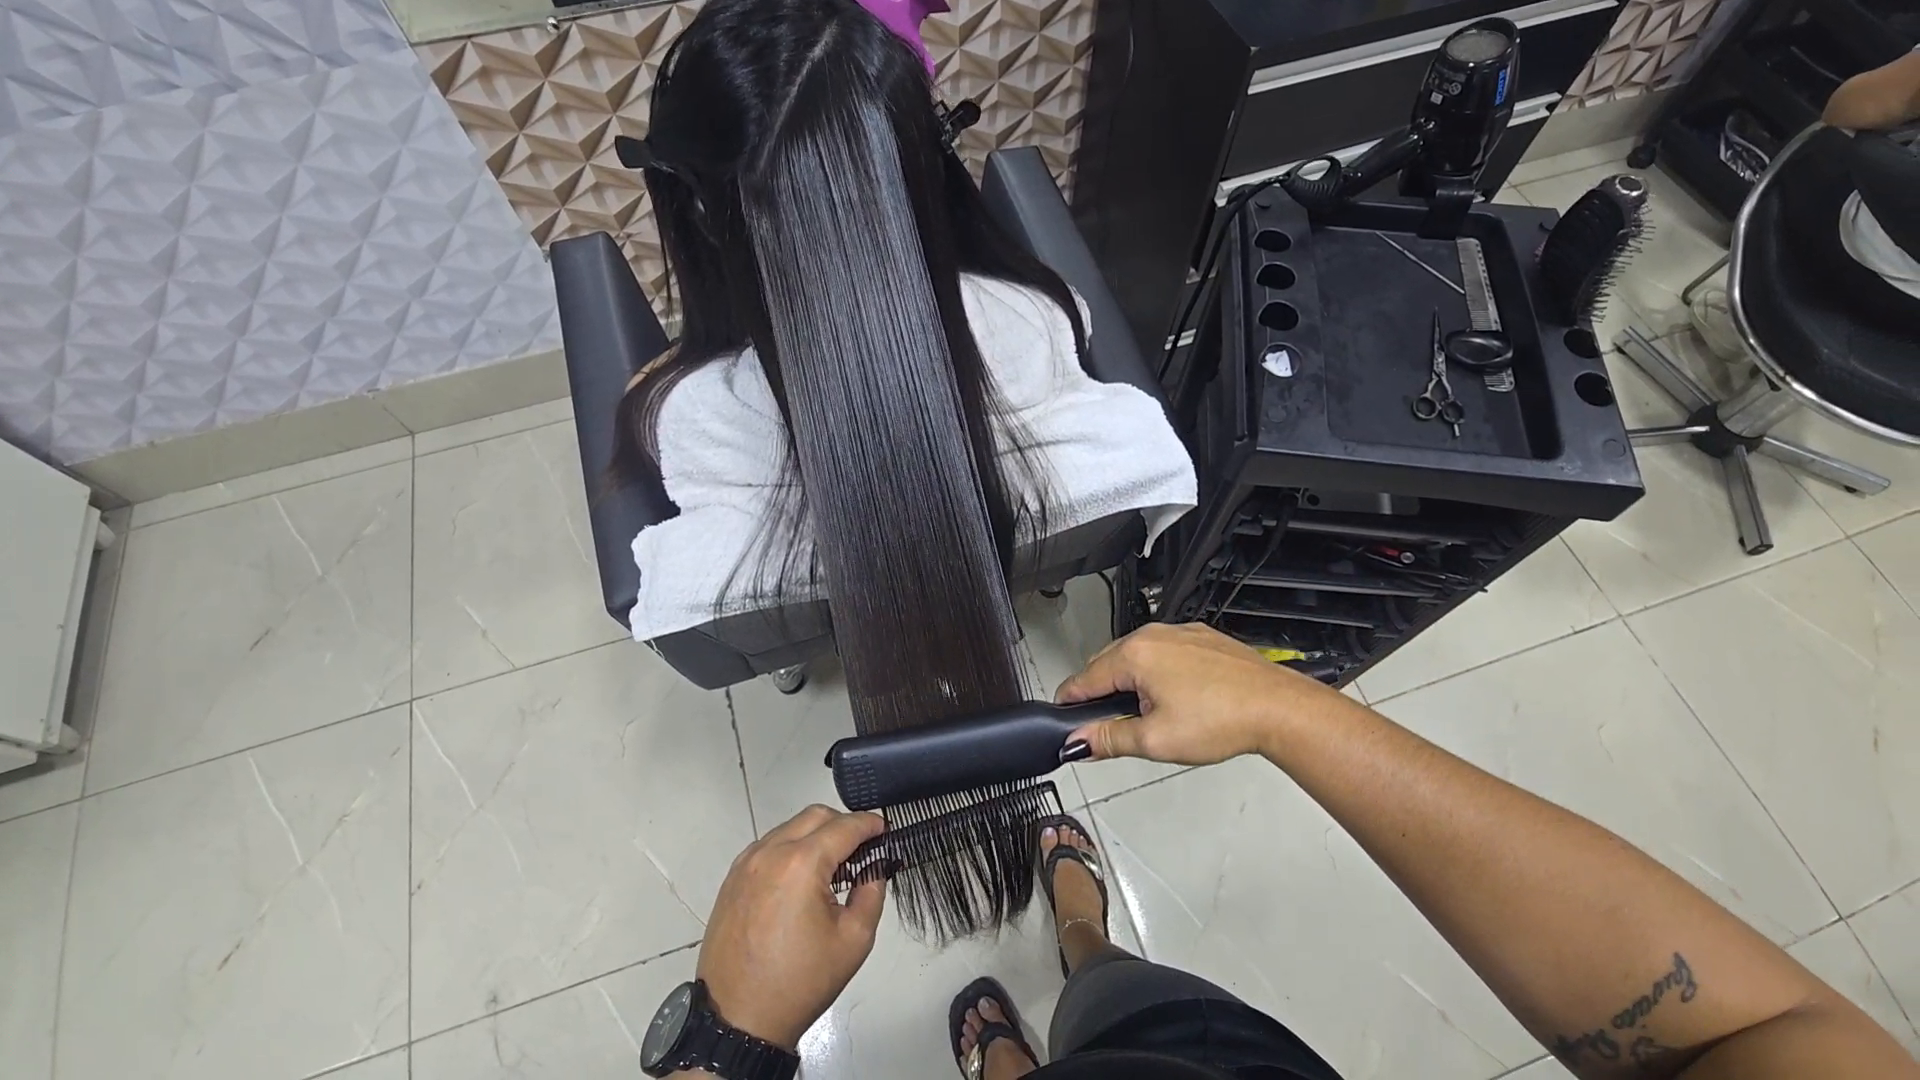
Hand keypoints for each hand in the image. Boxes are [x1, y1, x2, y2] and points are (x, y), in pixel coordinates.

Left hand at [696, 806, 887, 1049]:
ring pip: (789, 828)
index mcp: (801, 863)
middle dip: (843, 825)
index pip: (845, 827)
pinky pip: (768, 847)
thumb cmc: (801, 981)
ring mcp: (746, 864)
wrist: (739, 1019)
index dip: (870, 825)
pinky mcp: (732, 880)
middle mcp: (770, 852)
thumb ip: (871, 892)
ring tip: (832, 869)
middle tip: (862, 850)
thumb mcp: (854, 940)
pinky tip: (801, 881)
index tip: (886, 831)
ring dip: (815, 836)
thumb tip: (874, 865)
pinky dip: (791, 850)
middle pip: (815, 816)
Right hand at [1056, 622, 1347, 765]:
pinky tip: (1178, 700)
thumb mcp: (1155, 741)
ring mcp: (1180, 633)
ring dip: (1132, 683)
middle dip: (1103, 694)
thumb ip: (1108, 739)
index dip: (1070, 703)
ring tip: (1152, 717)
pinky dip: (1159, 673)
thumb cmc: (1224, 720)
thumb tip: (1078, 742)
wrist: (1278, 709)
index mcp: (1134, 655)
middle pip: (1107, 665)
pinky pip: (1165, 652)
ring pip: (1137, 657)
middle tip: (1113, 728)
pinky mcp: (1202, 638)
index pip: (1083, 679)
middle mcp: (1153, 635)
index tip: (1065, 720)